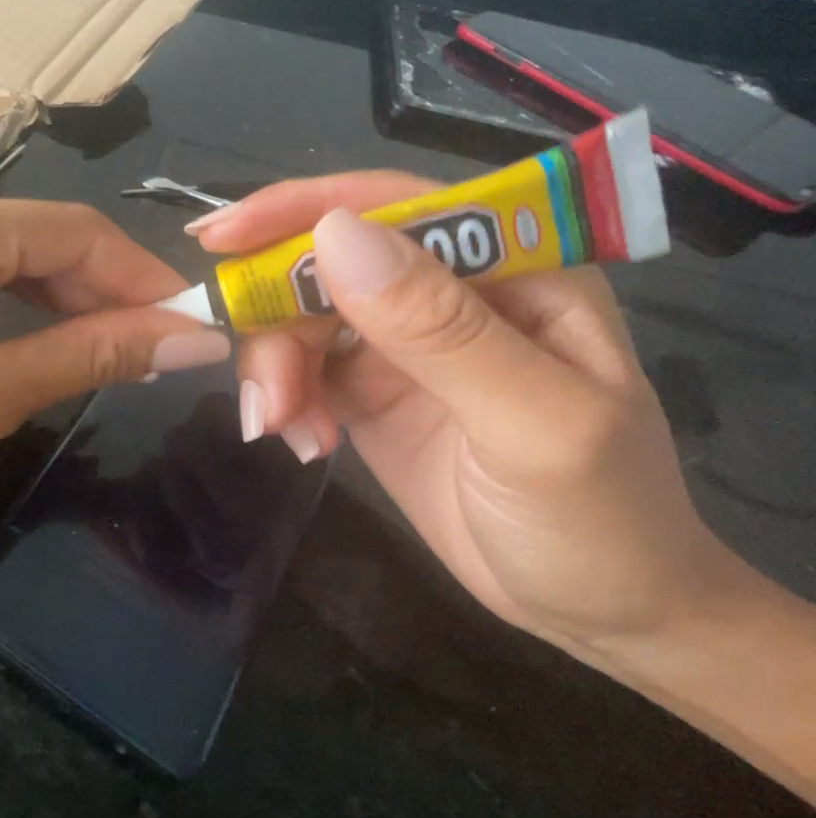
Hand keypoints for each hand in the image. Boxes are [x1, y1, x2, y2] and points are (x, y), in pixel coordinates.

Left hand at [0, 189, 229, 548]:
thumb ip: (96, 352)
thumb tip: (193, 338)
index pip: (75, 231)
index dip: (142, 277)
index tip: (192, 323)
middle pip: (34, 234)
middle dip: (98, 288)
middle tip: (154, 346)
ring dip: (51, 295)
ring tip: (103, 348)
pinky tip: (32, 335)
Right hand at [197, 173, 745, 649]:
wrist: (597, 609)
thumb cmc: (597, 519)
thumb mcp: (530, 424)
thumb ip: (438, 329)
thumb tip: (332, 235)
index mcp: (517, 272)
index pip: (399, 207)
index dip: (304, 208)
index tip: (220, 238)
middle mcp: (453, 294)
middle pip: (328, 268)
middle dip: (278, 324)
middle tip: (266, 400)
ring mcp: (404, 343)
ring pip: (300, 319)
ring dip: (275, 372)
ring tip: (283, 433)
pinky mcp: (367, 389)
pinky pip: (298, 369)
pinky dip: (283, 401)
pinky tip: (303, 445)